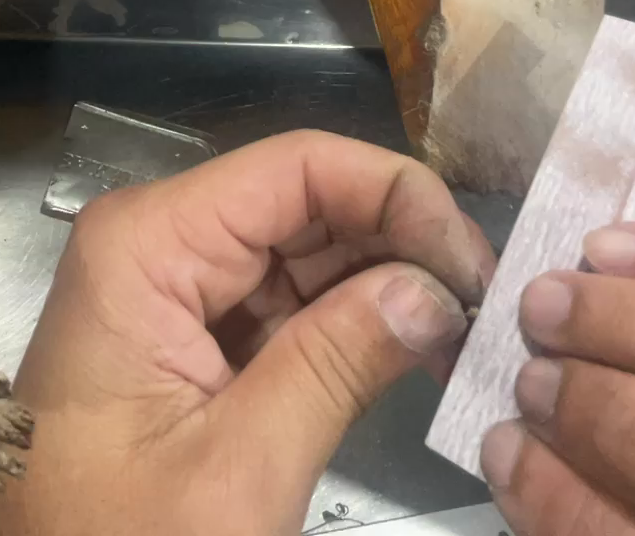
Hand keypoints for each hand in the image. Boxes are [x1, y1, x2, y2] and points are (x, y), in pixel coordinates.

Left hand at [0, 130, 495, 535]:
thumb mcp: (234, 467)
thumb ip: (337, 365)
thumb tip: (435, 292)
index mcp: (150, 239)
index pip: (294, 167)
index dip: (393, 192)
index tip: (473, 262)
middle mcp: (161, 233)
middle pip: (302, 197)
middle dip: (397, 239)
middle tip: (483, 304)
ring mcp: (177, 273)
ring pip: (304, 243)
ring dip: (384, 278)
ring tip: (460, 328)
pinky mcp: (194, 315)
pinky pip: (286, 293)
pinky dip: (350, 316)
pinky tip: (408, 342)